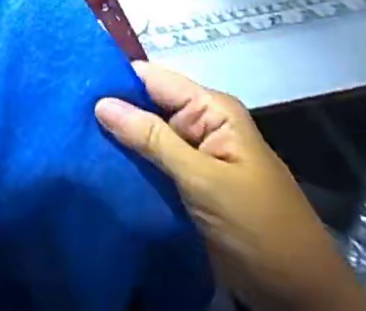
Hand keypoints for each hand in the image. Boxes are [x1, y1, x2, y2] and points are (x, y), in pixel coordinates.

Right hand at [96, 63, 365, 310]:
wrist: (301, 296)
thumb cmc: (259, 227)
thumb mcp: (205, 180)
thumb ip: (153, 139)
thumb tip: (101, 102)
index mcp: (212, 110)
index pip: (154, 79)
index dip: (116, 77)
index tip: (72, 81)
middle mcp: (201, 125)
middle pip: (147, 105)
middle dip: (111, 108)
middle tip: (63, 110)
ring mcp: (195, 157)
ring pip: (145, 136)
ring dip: (116, 138)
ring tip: (70, 133)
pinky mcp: (188, 186)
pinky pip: (151, 164)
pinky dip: (128, 164)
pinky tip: (95, 163)